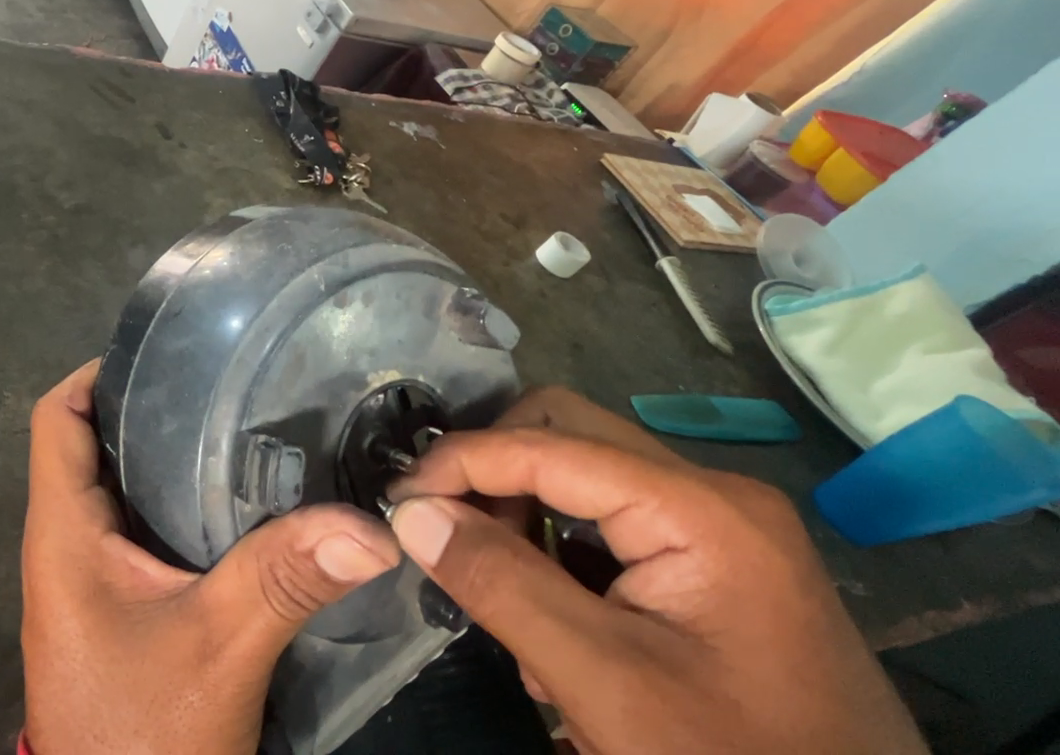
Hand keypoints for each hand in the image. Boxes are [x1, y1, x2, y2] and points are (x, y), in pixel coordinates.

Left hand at [21, 360, 402, 754]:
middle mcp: (64, 543)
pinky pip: (137, 529)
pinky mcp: (112, 605)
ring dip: (164, 457)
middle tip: (221, 381)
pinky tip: (234, 502)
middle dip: (145, 408)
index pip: (55, 418)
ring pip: (116, 488)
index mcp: (62, 532)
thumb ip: (283, 579)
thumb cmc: (142, 734)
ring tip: (236, 423)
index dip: (95, 373)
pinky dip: (176, 504)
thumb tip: (371, 526)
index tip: (162, 352)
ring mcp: (86, 577)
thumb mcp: (218, 651)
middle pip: (88, 443)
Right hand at [388, 387, 926, 754]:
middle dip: (491, 474)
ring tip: (498, 587)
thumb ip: (502, 585)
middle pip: (563, 432)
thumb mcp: (605, 682)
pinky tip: (548, 609)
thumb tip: (411, 512)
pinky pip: (607, 517)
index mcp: (698, 509)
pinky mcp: (712, 562)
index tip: (397, 506)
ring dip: (520, 511)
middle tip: (446, 534)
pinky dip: (556, 543)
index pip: (544, 444)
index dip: (459, 462)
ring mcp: (717, 526)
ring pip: (580, 471)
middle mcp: (711, 494)